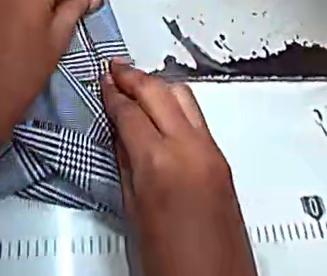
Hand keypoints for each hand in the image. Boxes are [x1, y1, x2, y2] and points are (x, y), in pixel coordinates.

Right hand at [102, 58, 254, 275]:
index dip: (112, 93)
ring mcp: (210, 153)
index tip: (102, 81)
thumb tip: (119, 131)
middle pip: (156, 92)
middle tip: (115, 69)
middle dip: (132, 77)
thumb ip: (125, 162)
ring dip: (156, 85)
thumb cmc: (170, 265)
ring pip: (182, 95)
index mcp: (159, 162)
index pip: (129, 111)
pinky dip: (175, 103)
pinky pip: (197, 116)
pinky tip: (161, 109)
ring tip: (137, 84)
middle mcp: (188, 149)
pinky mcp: (224, 162)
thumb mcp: (133, 211)